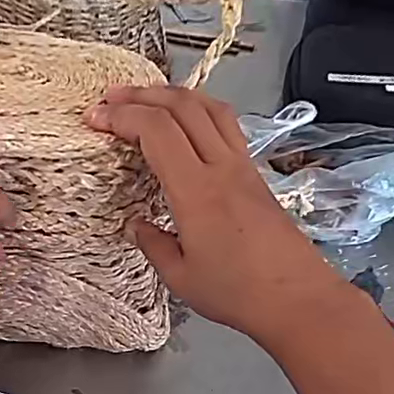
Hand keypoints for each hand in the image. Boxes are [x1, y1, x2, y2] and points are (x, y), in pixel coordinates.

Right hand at [87, 86, 360, 348]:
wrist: (297, 299)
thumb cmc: (236, 293)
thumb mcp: (180, 277)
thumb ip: (153, 245)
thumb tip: (137, 224)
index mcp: (197, 191)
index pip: (157, 131)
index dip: (122, 116)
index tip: (95, 119)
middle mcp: (222, 168)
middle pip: (182, 106)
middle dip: (141, 95)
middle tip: (110, 99)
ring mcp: (243, 167)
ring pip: (209, 107)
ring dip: (173, 94)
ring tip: (145, 98)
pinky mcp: (256, 175)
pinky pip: (226, 125)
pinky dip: (198, 110)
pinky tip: (185, 122)